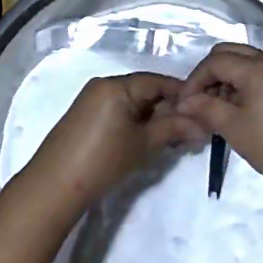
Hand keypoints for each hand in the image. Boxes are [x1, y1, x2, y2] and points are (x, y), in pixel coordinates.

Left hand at [23, 73, 206, 210]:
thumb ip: (173, 129)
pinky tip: (147, 138)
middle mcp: (103, 84)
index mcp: (117, 84)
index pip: (157, 81)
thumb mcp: (144, 144)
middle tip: (191, 130)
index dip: (182, 94)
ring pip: (131, 101)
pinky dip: (135, 120)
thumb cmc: (104, 158)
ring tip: (172, 138)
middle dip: (168, 108)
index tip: (204, 111)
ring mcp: (91, 98)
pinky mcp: (85, 114)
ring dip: (152, 116)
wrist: (58, 181)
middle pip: (144, 89)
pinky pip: (117, 108)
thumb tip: (202, 125)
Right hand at [176, 44, 262, 194]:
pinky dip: (239, 85)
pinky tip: (235, 110)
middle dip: (208, 74)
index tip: (184, 104)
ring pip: (242, 63)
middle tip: (198, 99)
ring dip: (224, 79)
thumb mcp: (233, 127)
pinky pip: (256, 74)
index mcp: (255, 68)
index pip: (213, 62)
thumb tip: (183, 103)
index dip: (194, 80)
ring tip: (215, 108)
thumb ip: (204, 108)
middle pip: (227, 54)